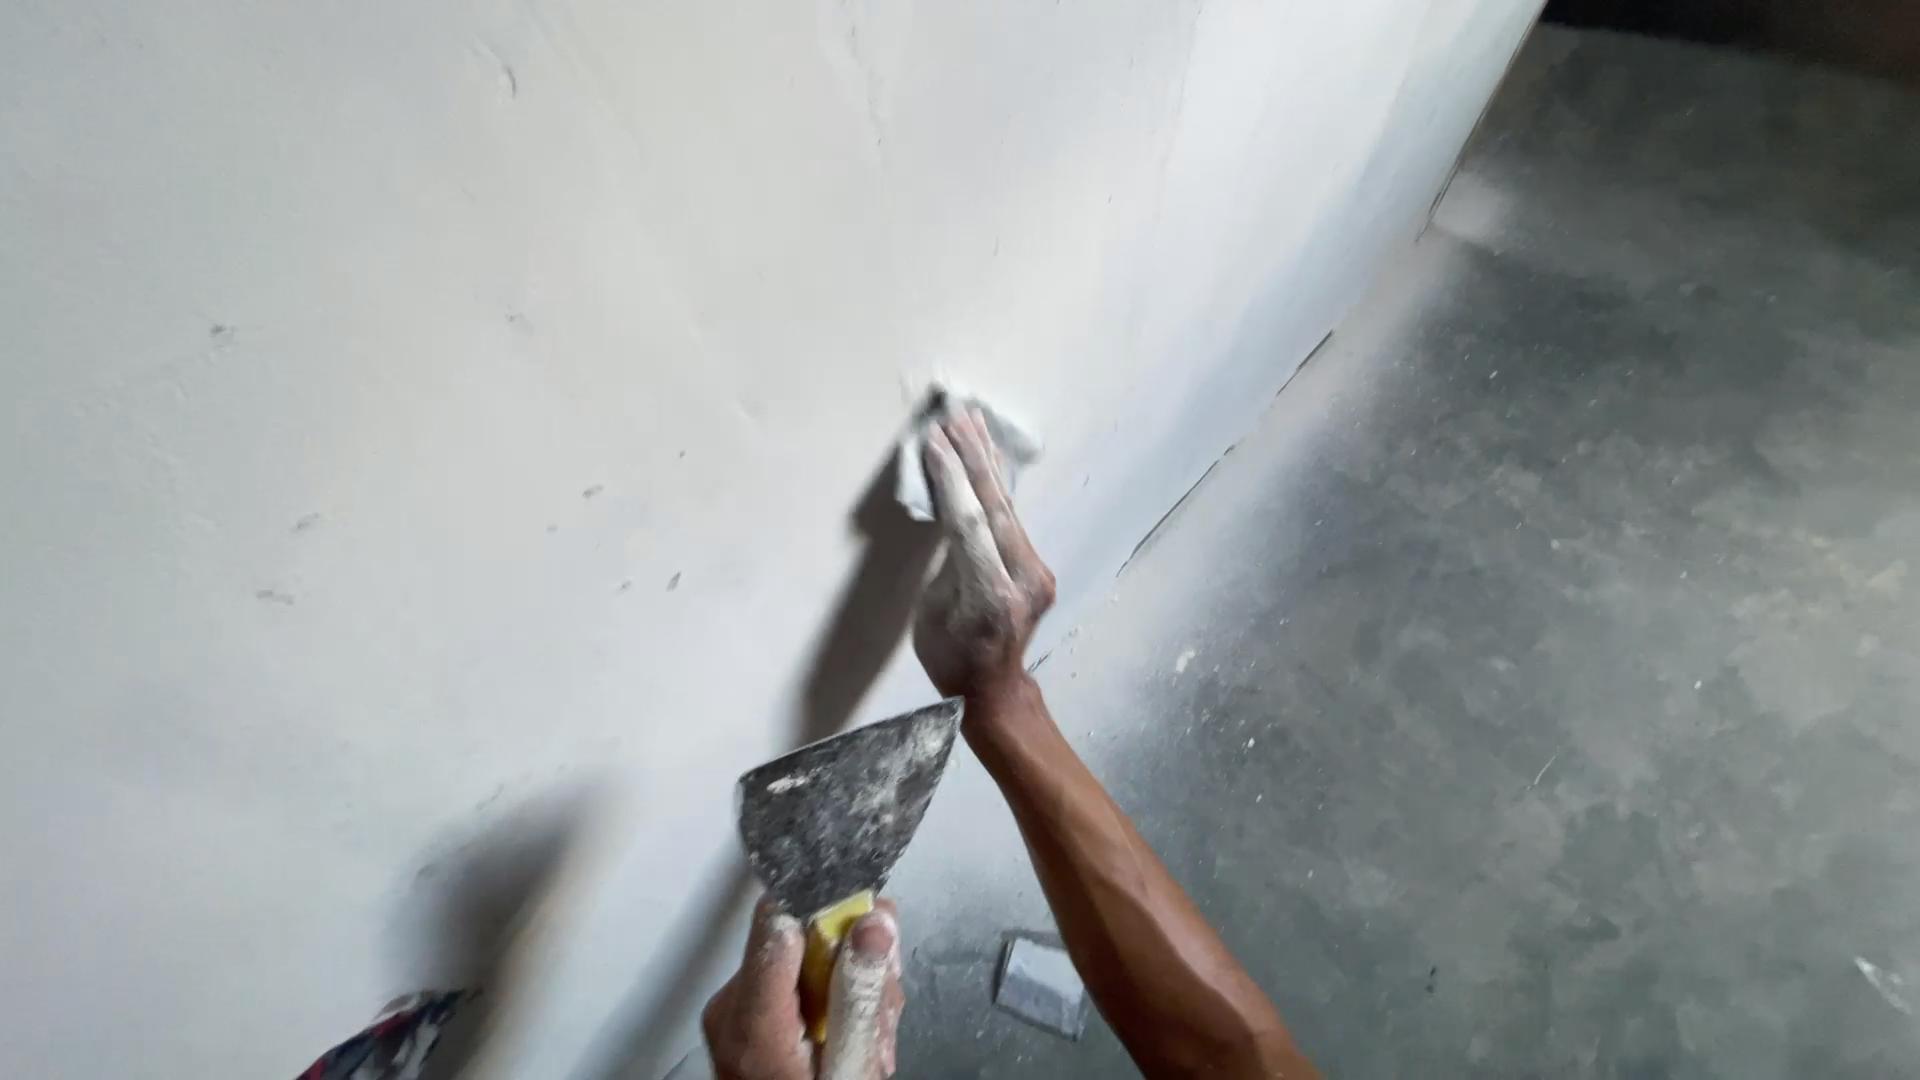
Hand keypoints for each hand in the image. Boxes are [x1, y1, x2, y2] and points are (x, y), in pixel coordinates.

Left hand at [702, 896, 904, 1079]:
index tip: (872, 925)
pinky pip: (799, 979)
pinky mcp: (751, 1015)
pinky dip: (835, 998)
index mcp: (749, 1021)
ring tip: (874, 1035)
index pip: (778, 919)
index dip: (829, 908)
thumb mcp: (849, 1069)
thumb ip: (861, 995)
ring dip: (854, 986)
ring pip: (809, 956)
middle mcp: (732, 1006)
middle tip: (886, 1004)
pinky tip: (854, 1035)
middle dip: (857, 961)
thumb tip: (874, 919)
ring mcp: (739, 1010)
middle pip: (802, 936)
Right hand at [912, 407, 1056, 700]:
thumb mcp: (932, 613)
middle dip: (974, 458)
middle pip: (996, 507)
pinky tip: (992, 458)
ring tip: (975, 421)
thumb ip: (948, 561)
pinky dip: (999, 486)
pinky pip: (1013, 519)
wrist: (994, 689)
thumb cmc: (950, 659)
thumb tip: (955, 515)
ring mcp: (1037, 572)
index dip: (952, 480)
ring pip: (1009, 508)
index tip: (936, 439)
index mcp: (990, 596)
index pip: (970, 525)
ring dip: (989, 463)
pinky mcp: (1038, 567)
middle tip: (958, 415)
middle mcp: (1024, 579)